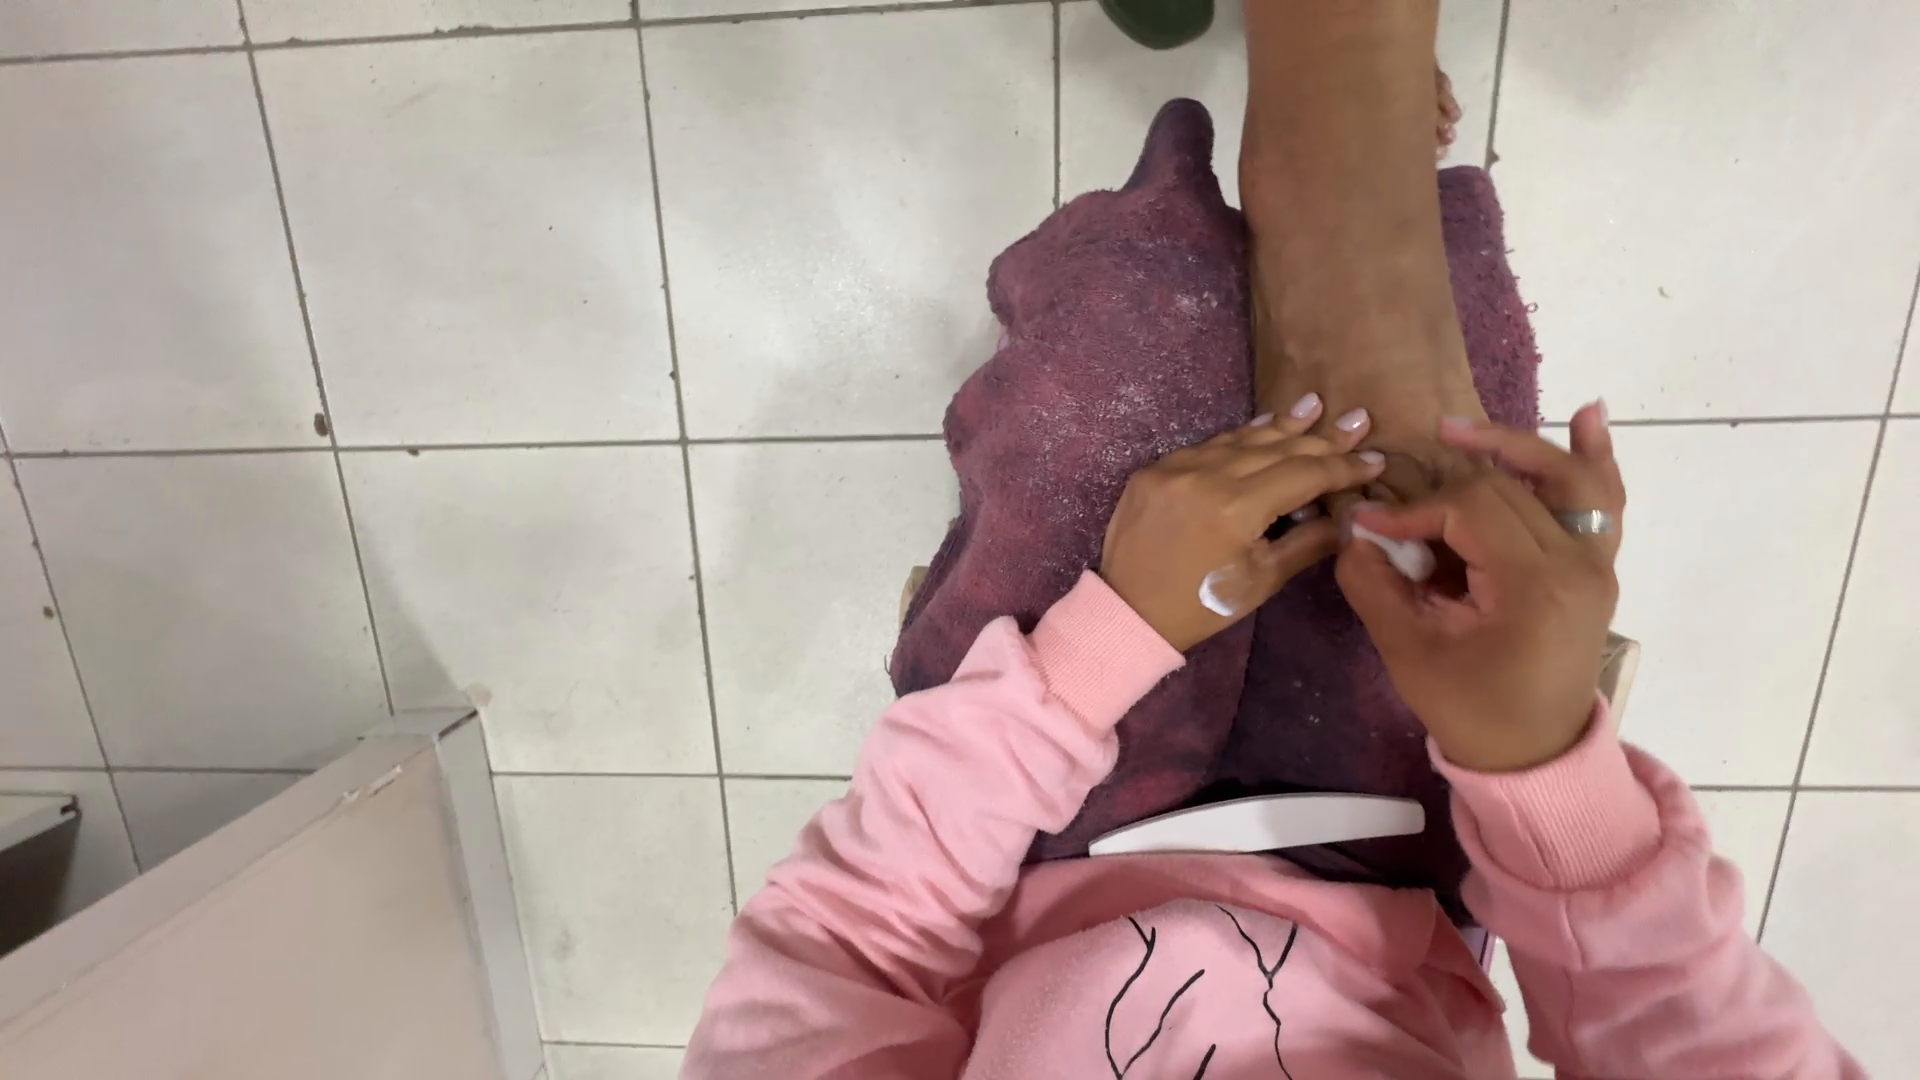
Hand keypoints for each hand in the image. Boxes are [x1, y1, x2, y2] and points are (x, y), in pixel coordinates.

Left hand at [1101, 399, 1384, 651]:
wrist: (1128, 611)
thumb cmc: (1200, 605)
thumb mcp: (1261, 580)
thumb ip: (1308, 542)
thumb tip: (1348, 514)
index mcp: (1235, 507)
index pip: (1303, 474)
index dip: (1343, 468)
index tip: (1374, 460)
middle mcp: (1205, 476)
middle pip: (1274, 449)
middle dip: (1319, 437)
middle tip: (1356, 419)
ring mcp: (1174, 468)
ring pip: (1238, 440)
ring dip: (1278, 426)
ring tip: (1313, 407)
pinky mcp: (1152, 471)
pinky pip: (1204, 447)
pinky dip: (1236, 438)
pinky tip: (1260, 427)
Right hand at [1334, 402, 1624, 771]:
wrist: (1532, 751)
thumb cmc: (1467, 704)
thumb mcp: (1406, 647)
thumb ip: (1373, 583)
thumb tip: (1353, 532)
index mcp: (1535, 584)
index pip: (1470, 510)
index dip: (1411, 511)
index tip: (1366, 527)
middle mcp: (1578, 562)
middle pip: (1507, 488)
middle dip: (1440, 489)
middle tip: (1393, 492)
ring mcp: (1596, 562)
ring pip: (1567, 479)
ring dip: (1515, 447)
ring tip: (1459, 430)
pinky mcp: (1595, 566)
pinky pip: (1601, 502)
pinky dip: (1594, 459)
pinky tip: (1590, 416)